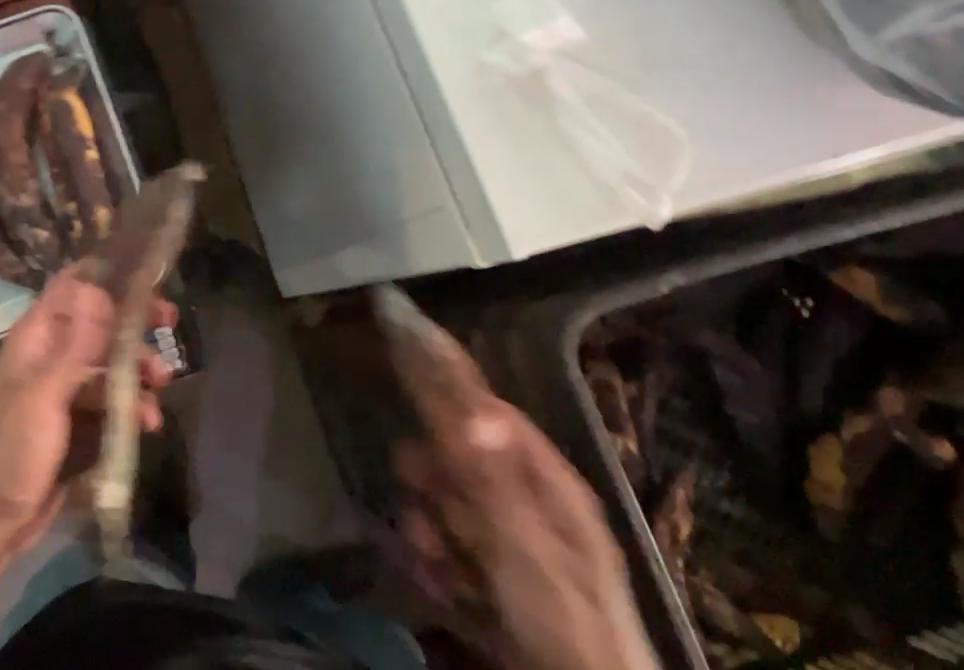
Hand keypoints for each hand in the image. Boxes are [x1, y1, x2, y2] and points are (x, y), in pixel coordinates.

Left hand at [0, 268, 176, 588]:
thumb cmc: (10, 453)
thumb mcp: (43, 397)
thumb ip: (74, 345)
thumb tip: (98, 288)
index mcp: (33, 340)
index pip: (69, 287)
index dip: (105, 275)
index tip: (147, 274)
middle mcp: (49, 357)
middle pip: (99, 322)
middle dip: (134, 322)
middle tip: (170, 322)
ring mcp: (64, 391)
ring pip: (111, 363)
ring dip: (140, 368)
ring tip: (163, 383)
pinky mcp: (78, 424)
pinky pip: (113, 403)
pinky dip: (133, 407)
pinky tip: (148, 425)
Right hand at [397, 403, 658, 669]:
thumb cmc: (563, 619)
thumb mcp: (527, 546)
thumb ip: (494, 477)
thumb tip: (475, 404)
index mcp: (546, 482)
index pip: (488, 411)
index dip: (446, 379)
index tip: (401, 344)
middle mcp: (526, 501)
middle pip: (455, 460)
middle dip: (429, 484)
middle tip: (419, 506)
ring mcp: (506, 539)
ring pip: (440, 506)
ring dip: (426, 532)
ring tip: (437, 568)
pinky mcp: (487, 575)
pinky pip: (440, 548)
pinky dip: (431, 565)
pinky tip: (440, 591)